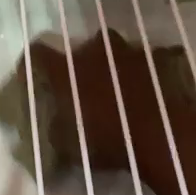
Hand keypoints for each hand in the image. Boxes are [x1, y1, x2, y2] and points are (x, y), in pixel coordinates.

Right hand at [22, 30, 195, 172]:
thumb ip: (54, 127)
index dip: (35, 61)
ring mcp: (128, 50)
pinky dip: (144, 72)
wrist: (161, 137)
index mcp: (67, 68)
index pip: (38, 52)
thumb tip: (50, 124)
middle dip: (83, 65)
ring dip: (114, 66)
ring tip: (120, 89)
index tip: (37, 73)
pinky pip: (146, 60)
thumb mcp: (68, 145)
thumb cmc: (107, 141)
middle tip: (87, 88)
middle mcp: (94, 50)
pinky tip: (148, 90)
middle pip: (81, 49)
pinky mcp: (157, 57)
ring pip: (115, 52)